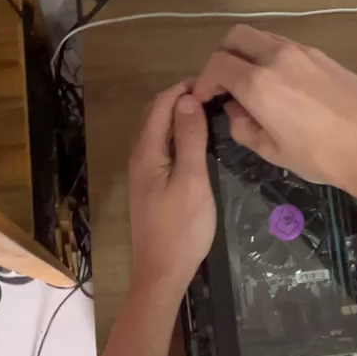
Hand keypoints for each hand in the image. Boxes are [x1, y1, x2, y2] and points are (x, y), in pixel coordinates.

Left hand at [127, 81, 215, 295]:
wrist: (162, 273)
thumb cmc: (182, 228)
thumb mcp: (192, 180)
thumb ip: (189, 139)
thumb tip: (189, 99)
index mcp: (147, 151)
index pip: (162, 104)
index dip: (185, 88)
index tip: (216, 83)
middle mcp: (140, 156)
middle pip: (156, 114)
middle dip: (182, 98)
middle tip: (216, 94)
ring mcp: (144, 172)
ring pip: (159, 131)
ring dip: (181, 116)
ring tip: (212, 111)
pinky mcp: (151, 185)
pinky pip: (163, 147)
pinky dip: (179, 135)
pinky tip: (198, 141)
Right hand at [189, 25, 356, 194]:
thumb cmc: (323, 156)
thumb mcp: (273, 152)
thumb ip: (244, 127)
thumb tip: (235, 110)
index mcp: (258, 83)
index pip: (216, 65)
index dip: (203, 81)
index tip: (204, 98)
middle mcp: (277, 57)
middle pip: (235, 37)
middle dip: (222, 57)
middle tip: (224, 85)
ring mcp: (303, 52)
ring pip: (262, 37)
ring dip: (248, 54)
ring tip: (252, 85)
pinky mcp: (322, 55)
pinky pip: (285, 46)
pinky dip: (271, 57)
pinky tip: (281, 86)